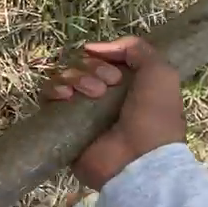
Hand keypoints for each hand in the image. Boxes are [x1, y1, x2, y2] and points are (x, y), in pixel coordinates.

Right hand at [44, 35, 184, 189]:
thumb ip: (137, 49)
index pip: (100, 59)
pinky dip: (53, 90)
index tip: (114, 73)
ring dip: (74, 79)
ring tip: (89, 95)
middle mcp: (100, 95)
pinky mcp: (61, 122)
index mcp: (124, 86)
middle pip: (81, 66)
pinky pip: (47, 96)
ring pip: (63, 77)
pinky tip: (65, 96)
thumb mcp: (160, 75)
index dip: (104, 59)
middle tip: (103, 88)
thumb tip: (94, 47)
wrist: (138, 159)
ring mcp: (79, 109)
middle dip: (90, 70)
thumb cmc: (154, 118)